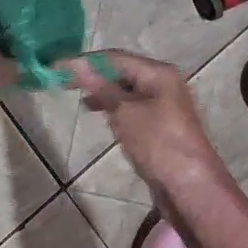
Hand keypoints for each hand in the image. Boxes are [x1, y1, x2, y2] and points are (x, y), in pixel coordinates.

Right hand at [60, 50, 229, 195]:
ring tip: (75, 93)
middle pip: (120, 70)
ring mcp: (162, 104)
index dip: (84, 61)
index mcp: (159, 73)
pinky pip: (129, 106)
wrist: (191, 189)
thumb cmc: (158, 144)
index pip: (114, 58)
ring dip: (100, 89)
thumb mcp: (126, 112)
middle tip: (61, 78)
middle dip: (92, 73)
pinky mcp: (158, 125)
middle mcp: (162, 83)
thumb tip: (77, 66)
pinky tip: (96, 110)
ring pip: (124, 89)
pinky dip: (111, 105)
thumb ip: (101, 87)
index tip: (56, 65)